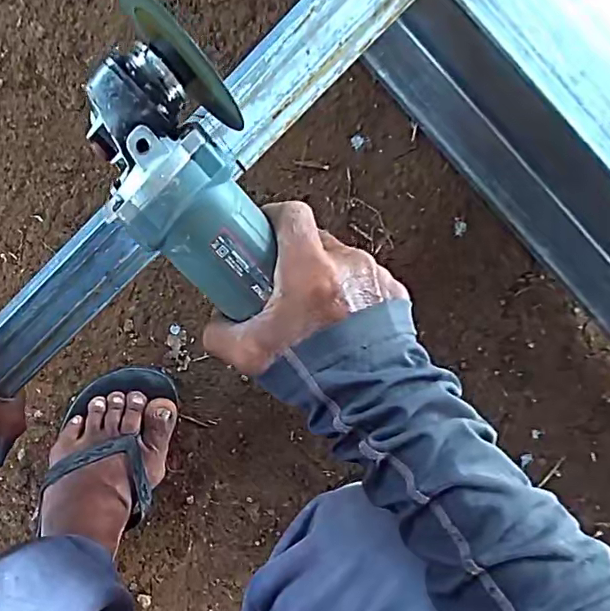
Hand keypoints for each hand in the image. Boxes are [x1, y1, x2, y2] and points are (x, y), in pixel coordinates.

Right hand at [203, 201, 409, 375]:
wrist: (372, 395)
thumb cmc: (319, 371)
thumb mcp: (251, 354)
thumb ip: (222, 334)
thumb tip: (216, 324)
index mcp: (309, 268)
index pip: (290, 214)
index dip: (273, 217)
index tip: (262, 232)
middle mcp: (345, 264)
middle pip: (314, 240)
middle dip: (295, 257)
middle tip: (281, 283)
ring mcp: (373, 277)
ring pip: (340, 262)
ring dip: (325, 279)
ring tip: (313, 312)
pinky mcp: (393, 293)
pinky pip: (364, 282)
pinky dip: (351, 296)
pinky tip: (340, 324)